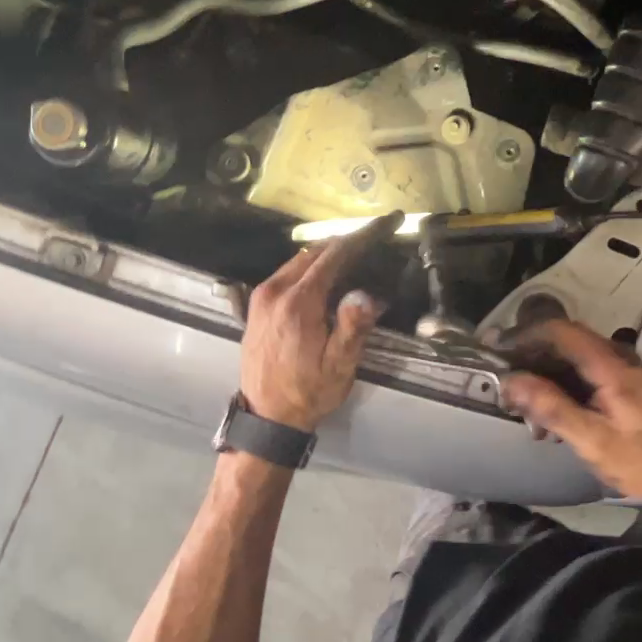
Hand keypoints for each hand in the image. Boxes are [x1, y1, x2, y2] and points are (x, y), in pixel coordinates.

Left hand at [238, 215, 395, 430]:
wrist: (266, 418)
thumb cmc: (308, 393)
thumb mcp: (339, 366)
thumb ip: (352, 327)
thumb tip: (367, 294)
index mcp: (298, 303)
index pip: (334, 255)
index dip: (362, 237)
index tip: (385, 224)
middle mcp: (275, 291)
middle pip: (315, 252)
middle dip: (346, 242)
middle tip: (375, 239)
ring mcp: (261, 297)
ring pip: (299, 260)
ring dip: (327, 254)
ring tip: (356, 255)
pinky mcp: (256, 306)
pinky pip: (287, 273)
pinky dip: (310, 267)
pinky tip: (327, 276)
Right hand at [501, 320, 641, 510]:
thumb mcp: (592, 441)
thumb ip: (553, 408)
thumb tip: (513, 381)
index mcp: (612, 367)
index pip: (562, 331)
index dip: (527, 335)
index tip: (501, 350)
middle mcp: (620, 360)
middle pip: (568, 342)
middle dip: (534, 358)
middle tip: (508, 382)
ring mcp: (627, 373)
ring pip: (577, 360)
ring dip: (549, 376)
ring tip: (527, 408)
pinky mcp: (630, 389)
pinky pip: (589, 374)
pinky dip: (566, 387)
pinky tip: (555, 417)